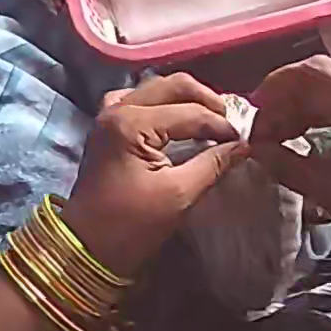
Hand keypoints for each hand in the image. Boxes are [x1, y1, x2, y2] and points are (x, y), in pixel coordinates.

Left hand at [59, 74, 249, 274]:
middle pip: (173, 85)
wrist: (87, 245)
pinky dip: (160, 104)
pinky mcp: (106, 125)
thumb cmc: (131, 225)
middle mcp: (117, 109)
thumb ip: (213, 164)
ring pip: (155, 88)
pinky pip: (137, 99)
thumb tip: (243, 145)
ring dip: (184, 98)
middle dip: (206, 101)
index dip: (221, 125)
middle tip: (229, 122)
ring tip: (207, 120)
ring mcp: (108, 114)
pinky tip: (174, 119)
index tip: (243, 140)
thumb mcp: (179, 195)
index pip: (190, 113)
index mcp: (132, 124)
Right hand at [249, 56, 330, 272]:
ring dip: (294, 109)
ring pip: (324, 89)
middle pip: (318, 80)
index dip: (278, 85)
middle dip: (282, 102)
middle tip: (262, 137)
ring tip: (274, 140)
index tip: (255, 112)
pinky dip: (311, 114)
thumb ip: (291, 168)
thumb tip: (255, 151)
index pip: (317, 73)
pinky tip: (295, 135)